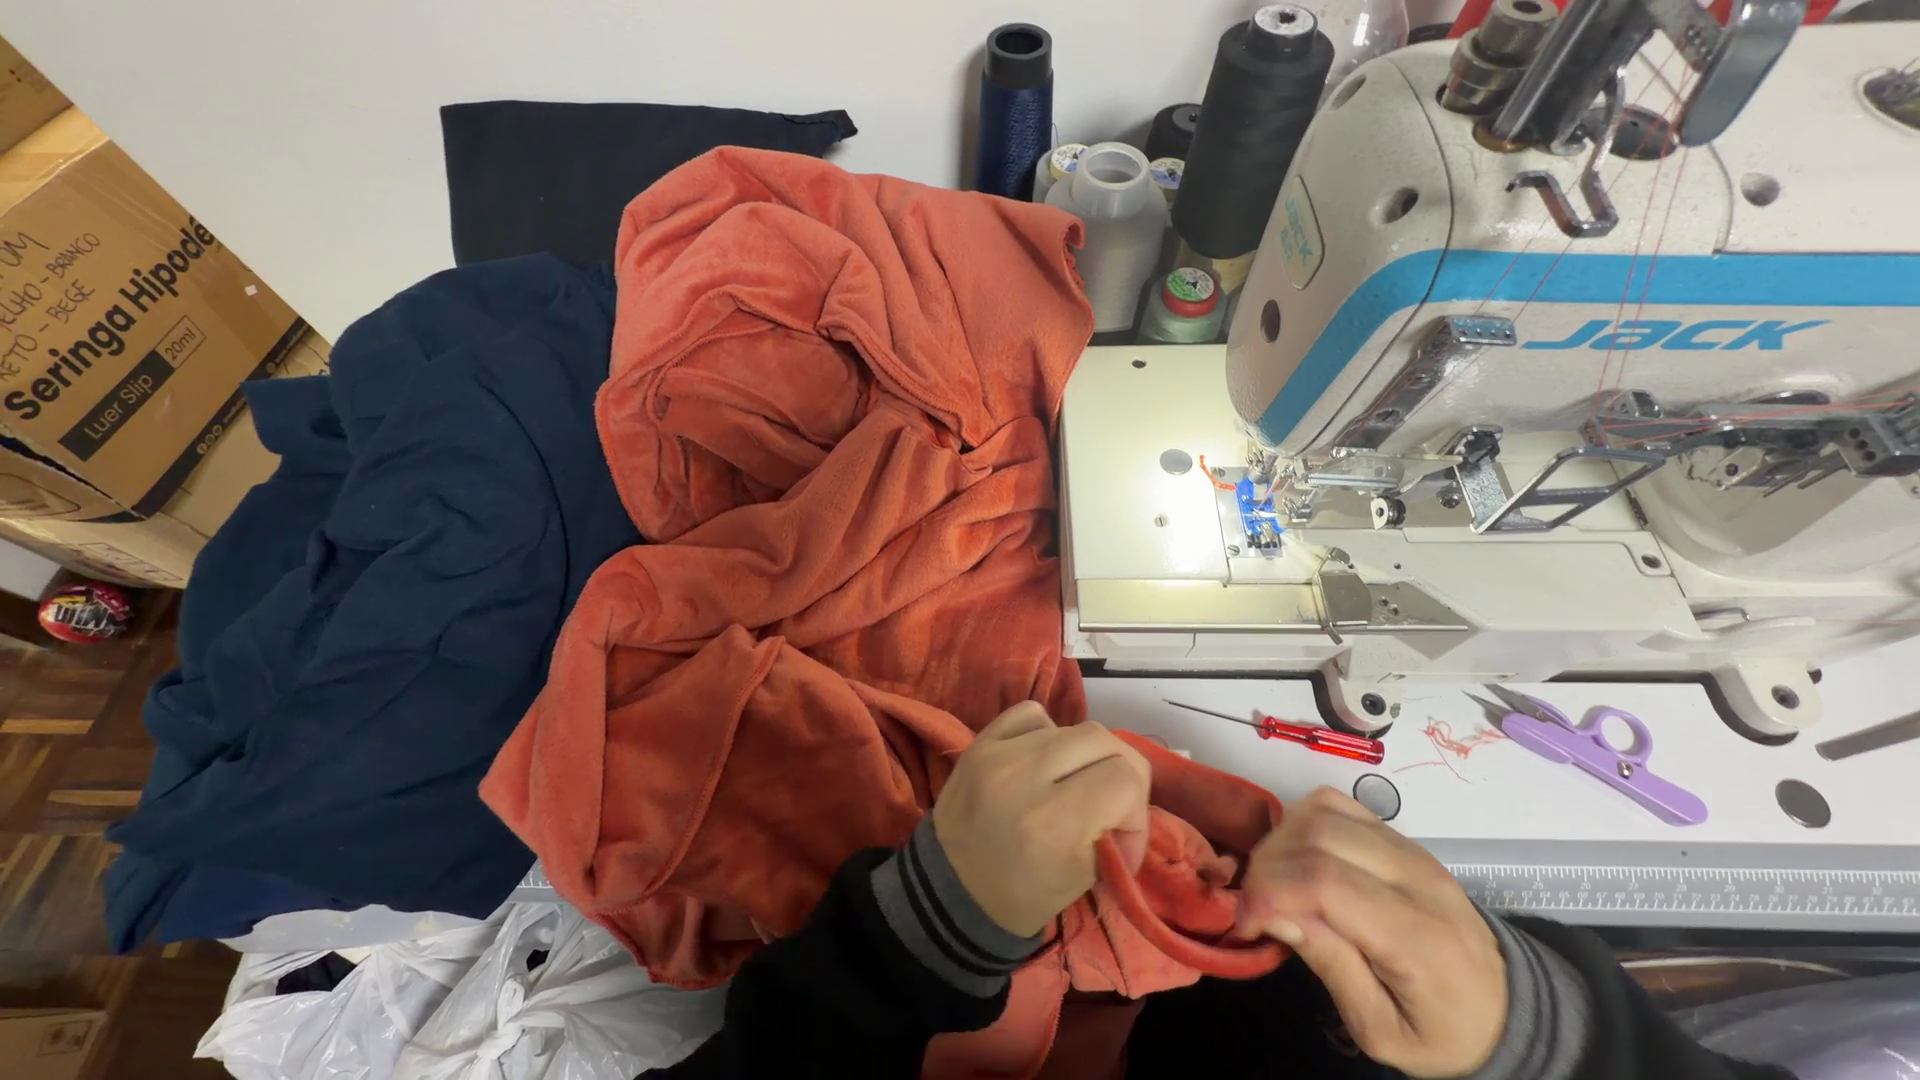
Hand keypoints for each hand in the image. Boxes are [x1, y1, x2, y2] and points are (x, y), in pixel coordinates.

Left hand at [933, 702, 1151, 937]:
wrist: (949, 889)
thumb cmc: (1020, 896)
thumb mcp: (1083, 880)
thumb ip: (1115, 832)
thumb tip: (1131, 802)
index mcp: (1051, 823)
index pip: (1125, 778)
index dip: (1135, 811)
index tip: (1122, 839)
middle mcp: (1022, 778)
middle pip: (1103, 740)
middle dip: (1120, 773)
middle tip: (1110, 806)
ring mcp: (996, 754)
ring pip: (1072, 727)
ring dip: (1086, 757)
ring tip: (1075, 787)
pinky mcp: (979, 741)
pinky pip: (1033, 714)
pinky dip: (1049, 733)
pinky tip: (1043, 763)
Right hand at [1234, 787, 1506, 1077]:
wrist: (1506, 1011)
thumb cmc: (1441, 1031)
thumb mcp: (1383, 1032)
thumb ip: (1331, 967)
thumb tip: (1274, 915)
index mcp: (1418, 938)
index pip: (1326, 883)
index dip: (1270, 893)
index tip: (1247, 923)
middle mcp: (1417, 878)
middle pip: (1317, 837)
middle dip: (1266, 867)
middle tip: (1254, 905)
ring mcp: (1410, 849)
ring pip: (1322, 811)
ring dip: (1279, 842)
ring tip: (1272, 882)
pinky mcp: (1401, 838)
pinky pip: (1336, 804)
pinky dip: (1301, 822)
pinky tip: (1296, 858)